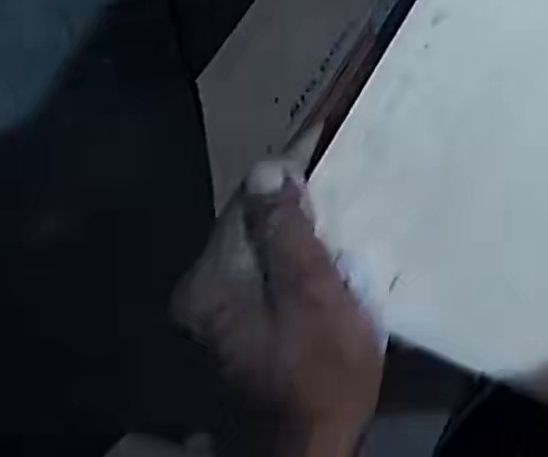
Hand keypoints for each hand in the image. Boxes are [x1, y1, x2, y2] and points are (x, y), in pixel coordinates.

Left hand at [175, 161, 384, 456]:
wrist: (313, 436)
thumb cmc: (323, 361)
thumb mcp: (315, 292)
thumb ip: (289, 233)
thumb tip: (269, 168)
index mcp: (216, 280)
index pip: (250, 197)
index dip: (291, 157)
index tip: (329, 121)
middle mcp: (205, 290)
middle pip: (251, 215)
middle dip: (294, 176)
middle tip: (342, 141)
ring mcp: (221, 307)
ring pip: (260, 235)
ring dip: (299, 202)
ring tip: (341, 171)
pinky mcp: (245, 318)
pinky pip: (269, 256)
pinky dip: (298, 231)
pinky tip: (329, 223)